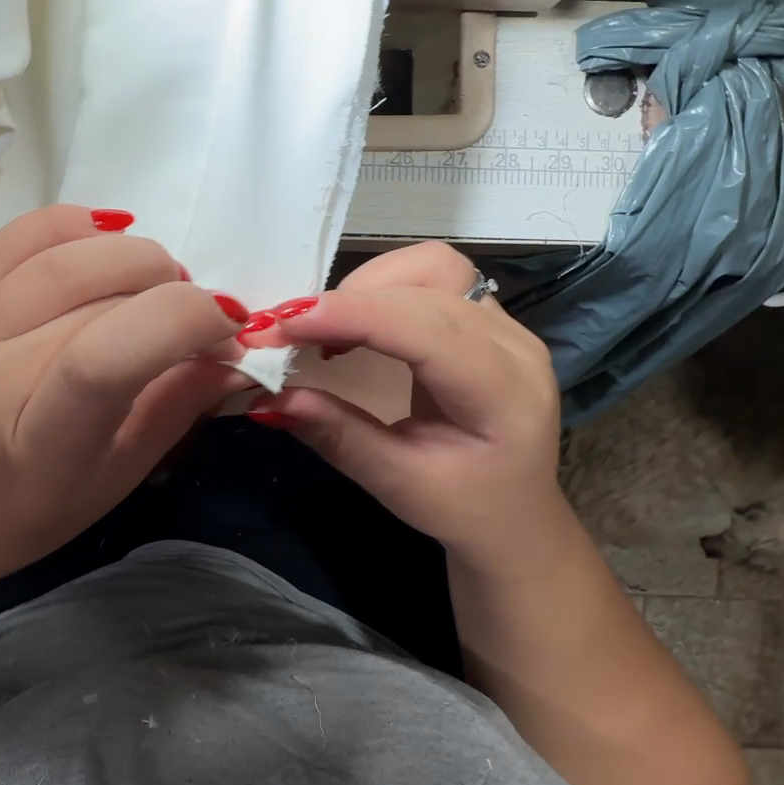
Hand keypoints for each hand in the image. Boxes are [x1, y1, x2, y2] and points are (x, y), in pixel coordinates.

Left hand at [0, 205, 252, 594]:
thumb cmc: (34, 513)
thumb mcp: (118, 478)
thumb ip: (178, 407)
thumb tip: (239, 349)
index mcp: (36, 444)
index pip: (105, 358)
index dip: (180, 322)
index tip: (228, 326)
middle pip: (91, 296)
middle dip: (170, 287)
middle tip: (198, 310)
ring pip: (58, 257)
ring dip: (131, 253)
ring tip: (161, 278)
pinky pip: (14, 239)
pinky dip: (71, 223)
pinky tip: (109, 234)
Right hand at [246, 243, 573, 573]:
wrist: (515, 517)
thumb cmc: (463, 507)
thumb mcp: (396, 483)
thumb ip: (337, 435)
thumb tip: (268, 398)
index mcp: (504, 393)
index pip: (426, 328)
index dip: (351, 315)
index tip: (280, 324)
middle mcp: (511, 344)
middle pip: (428, 283)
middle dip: (347, 300)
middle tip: (281, 333)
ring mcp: (502, 324)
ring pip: (430, 268)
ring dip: (364, 286)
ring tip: (319, 328)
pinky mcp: (481, 319)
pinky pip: (429, 278)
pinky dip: (378, 290)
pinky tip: (349, 325)